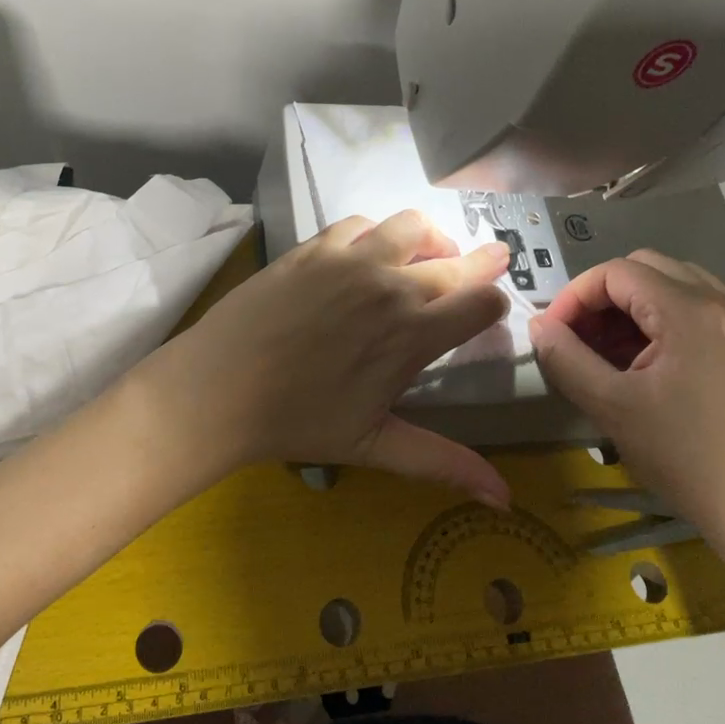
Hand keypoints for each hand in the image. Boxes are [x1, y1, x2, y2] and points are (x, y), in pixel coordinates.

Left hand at [129, 210, 513, 506]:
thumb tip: (504, 500)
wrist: (220, 387)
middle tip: (493, 259)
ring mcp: (350, 259)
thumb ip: (442, 462)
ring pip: (412, 225)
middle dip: (482, 261)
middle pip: (456, 260)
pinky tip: (369, 252)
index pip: (481, 303)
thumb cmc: (297, 422)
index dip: (495, 304)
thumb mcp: (373, 445)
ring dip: (432, 238)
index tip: (491, 309)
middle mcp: (391, 286)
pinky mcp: (314, 247)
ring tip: (428, 254)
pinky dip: (377, 233)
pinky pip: (361, 223)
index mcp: (412, 335)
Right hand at [527, 251, 724, 572]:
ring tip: (611, 357)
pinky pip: (701, 317)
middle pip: (647, 270)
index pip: (615, 272)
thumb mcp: (612, 408)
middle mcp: (721, 305)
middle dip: (603, 298)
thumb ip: (567, 359)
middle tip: (579, 341)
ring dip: (634, 310)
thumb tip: (540, 327)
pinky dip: (665, 326)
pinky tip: (652, 374)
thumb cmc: (687, 458)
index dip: (574, 296)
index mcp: (687, 310)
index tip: (552, 335)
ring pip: (676, 290)